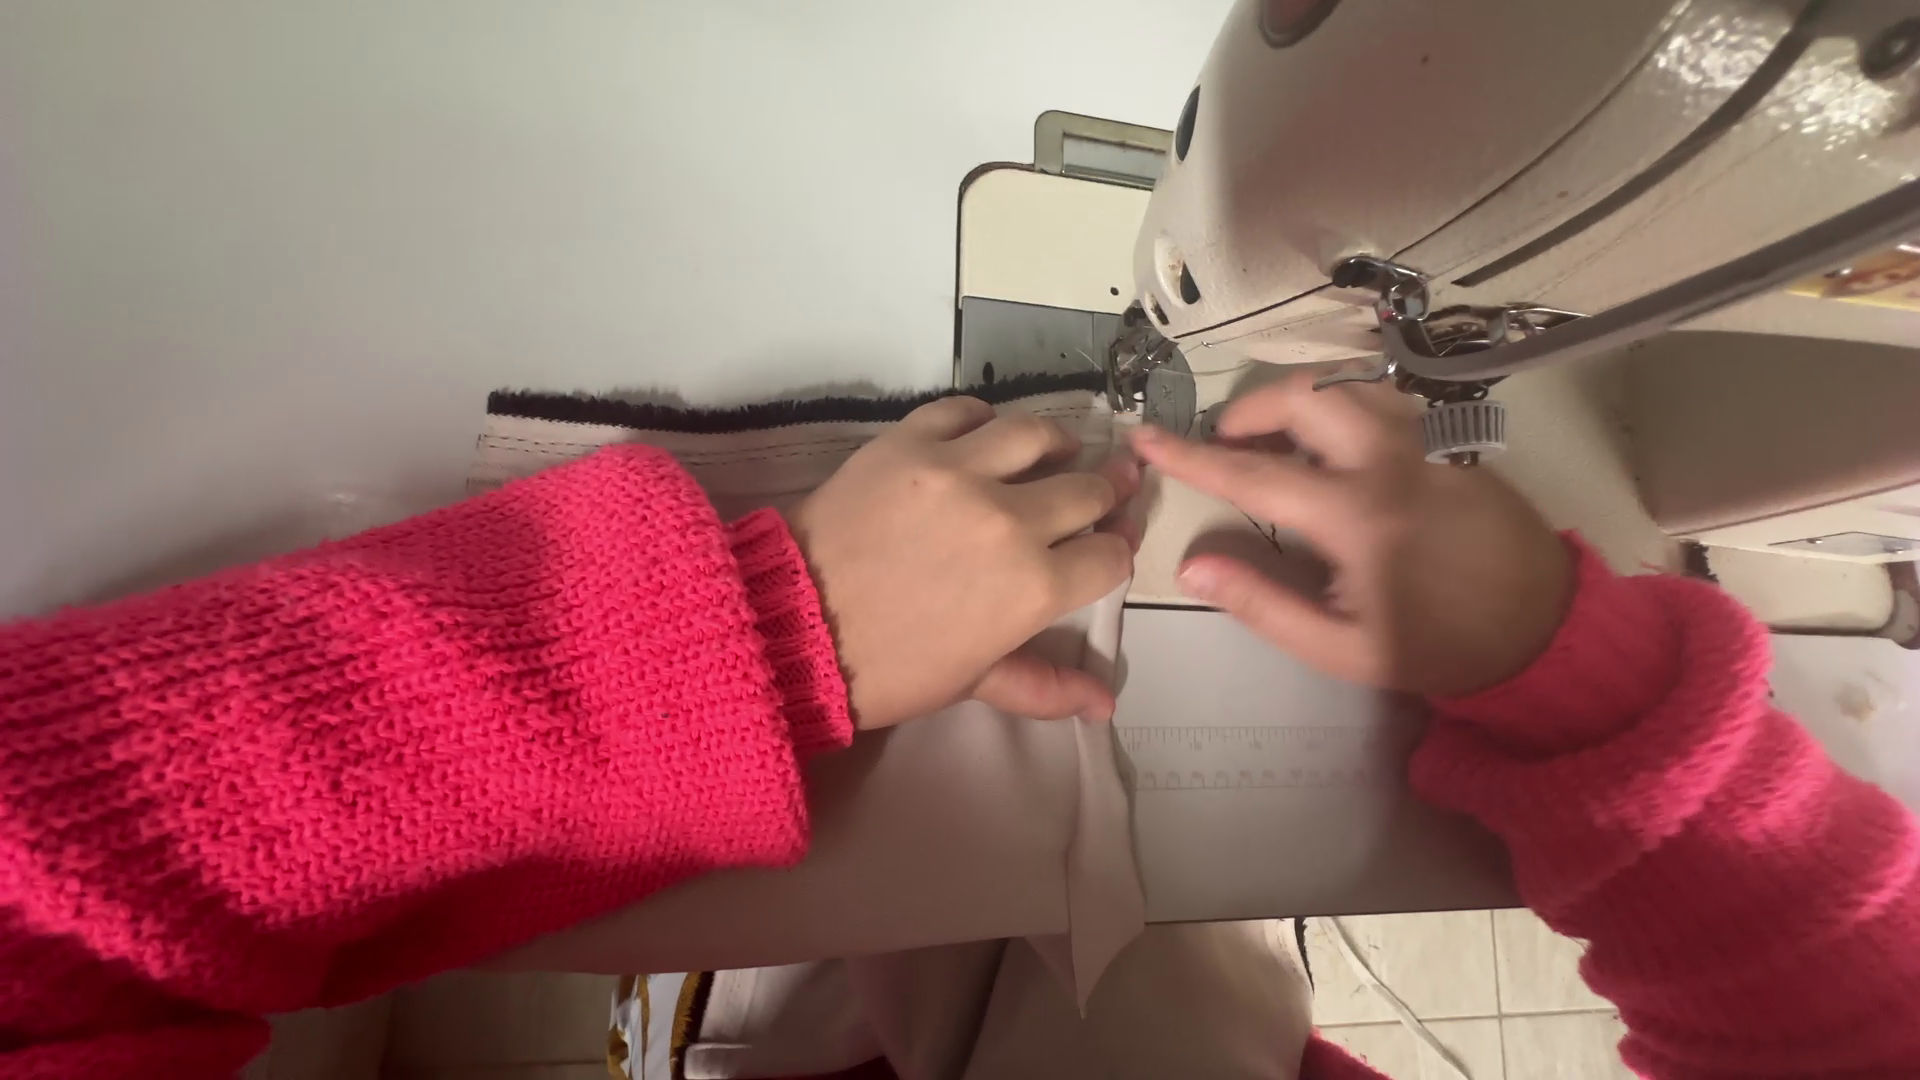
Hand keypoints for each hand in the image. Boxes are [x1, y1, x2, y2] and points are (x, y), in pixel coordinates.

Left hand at [788, 397, 1137, 728]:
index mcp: (1033, 588)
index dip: (1116, 549)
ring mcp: (958, 473)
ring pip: (1036, 434)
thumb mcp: (972, 682)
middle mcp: (1010, 520)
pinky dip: (984, 421)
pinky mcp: (909, 442)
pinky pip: (965, 411)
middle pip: (1088, 488)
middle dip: (1105, 491)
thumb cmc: (888, 667)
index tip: (1106, 544)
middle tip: (1102, 488)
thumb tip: (1106, 704)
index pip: (1110, 555)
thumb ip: (1045, 686)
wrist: (793, 627)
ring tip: (1056, 450)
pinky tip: (985, 438)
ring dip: (1057, 443)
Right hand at [1130, 374, 1572, 695]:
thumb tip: (1191, 566)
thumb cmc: (1436, 647)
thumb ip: (1261, 604)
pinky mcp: (1451, 440)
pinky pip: (1381, 398)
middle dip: (1250, 408)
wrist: (1549, 633)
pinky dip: (1338, 405)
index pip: (1253, 473)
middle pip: (1305, 397)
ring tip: (1273, 440)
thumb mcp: (1339, 648)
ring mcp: (1429, 442)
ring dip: (1296, 401)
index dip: (1189, 455)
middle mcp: (1393, 461)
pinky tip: (1330, 443)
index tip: (1145, 436)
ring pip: (1348, 385)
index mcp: (1359, 516)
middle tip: (1226, 442)